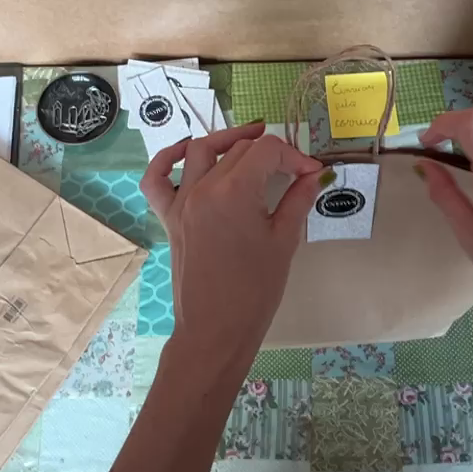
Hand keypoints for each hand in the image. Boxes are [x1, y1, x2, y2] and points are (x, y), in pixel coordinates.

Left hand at [142, 122, 322, 364]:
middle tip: (294, 171)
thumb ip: (298, 200)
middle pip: (239, 150)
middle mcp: (203, 187)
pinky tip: (185, 152)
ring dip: (227, 141)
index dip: (294, 157)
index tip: (312, 174)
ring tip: (251, 141)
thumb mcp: (284, 241)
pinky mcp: (169, 218)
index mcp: (234, 191)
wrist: (216, 330)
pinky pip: (156, 179)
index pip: (267, 151)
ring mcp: (181, 201)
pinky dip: (166, 159)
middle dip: (271, 153)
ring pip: (201, 152)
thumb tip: (316, 175)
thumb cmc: (255, 290)